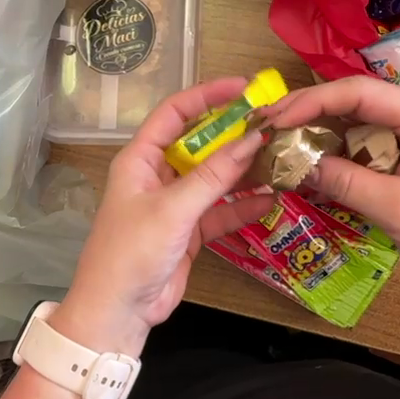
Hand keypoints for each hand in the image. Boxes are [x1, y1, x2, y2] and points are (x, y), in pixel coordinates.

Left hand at [56, 78, 275, 354]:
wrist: (117, 310)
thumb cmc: (131, 252)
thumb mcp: (172, 209)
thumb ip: (214, 176)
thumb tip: (254, 139)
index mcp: (139, 160)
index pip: (174, 114)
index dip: (208, 96)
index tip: (246, 88)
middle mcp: (156, 176)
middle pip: (200, 144)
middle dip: (234, 134)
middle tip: (275, 125)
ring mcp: (174, 204)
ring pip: (214, 178)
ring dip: (244, 170)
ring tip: (282, 158)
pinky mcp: (188, 232)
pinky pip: (220, 210)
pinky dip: (242, 206)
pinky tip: (272, 199)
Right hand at [262, 75, 399, 293]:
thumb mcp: (397, 207)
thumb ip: (345, 182)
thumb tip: (295, 165)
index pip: (358, 92)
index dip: (310, 102)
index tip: (273, 121)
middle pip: (351, 104)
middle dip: (305, 115)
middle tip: (263, 130)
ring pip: (352, 127)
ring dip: (315, 137)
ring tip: (275, 149)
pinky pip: (360, 151)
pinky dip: (331, 158)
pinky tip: (305, 169)